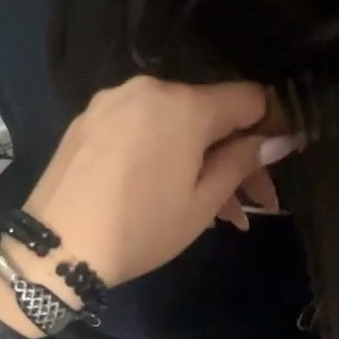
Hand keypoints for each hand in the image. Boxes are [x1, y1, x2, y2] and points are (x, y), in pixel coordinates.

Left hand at [22, 76, 291, 285]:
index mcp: (184, 106)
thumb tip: (280, 139)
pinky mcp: (90, 120)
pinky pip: (143, 129)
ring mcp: (114, 102)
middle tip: (255, 203)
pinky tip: (173, 192)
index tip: (280, 160)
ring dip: (202, 160)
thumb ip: (241, 162)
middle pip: (210, 113)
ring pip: (176, 125)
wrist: (57, 248)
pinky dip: (166, 154)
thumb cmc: (140, 229)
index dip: (273, 126)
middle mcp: (149, 90)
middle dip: (237, 155)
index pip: (248, 98)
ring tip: (219, 213)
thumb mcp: (201, 203)